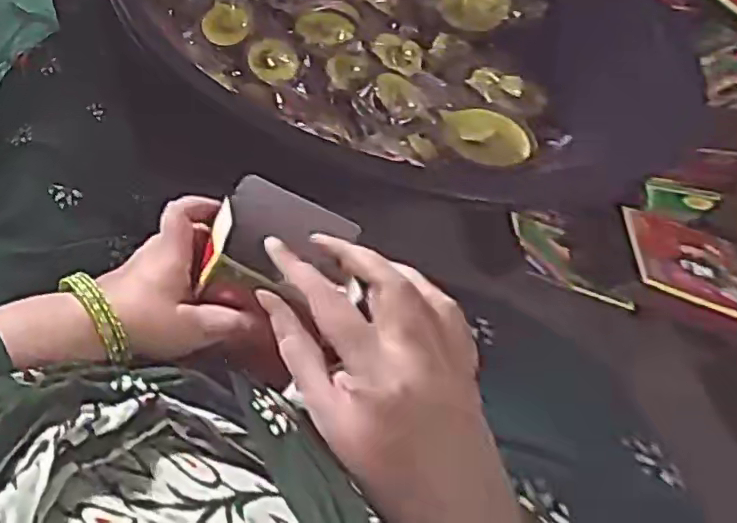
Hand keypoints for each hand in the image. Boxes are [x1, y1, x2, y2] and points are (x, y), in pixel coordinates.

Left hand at [98, 196, 277, 363]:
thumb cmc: (139, 319)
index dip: (204, 204)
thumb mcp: (193, 326)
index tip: (226, 213)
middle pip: (189, 233)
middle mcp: (157, 249)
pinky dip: (188, 280)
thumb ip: (228, 323)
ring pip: (180, 253)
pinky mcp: (140, 279)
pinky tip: (200, 305)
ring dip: (202, 266)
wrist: (94, 325)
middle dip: (215, 247)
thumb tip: (254, 322)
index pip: (182, 209)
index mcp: (170, 249)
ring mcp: (146, 263)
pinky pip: (170, 269)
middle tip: (238, 267)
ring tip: (225, 291)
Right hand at [259, 236, 521, 522]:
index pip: (329, 300)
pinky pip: (450, 313)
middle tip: (318, 241)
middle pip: (389, 282)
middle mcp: (419, 357)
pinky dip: (422, 288)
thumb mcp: (324, 414)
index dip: (297, 267)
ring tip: (355, 256)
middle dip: (350, 251)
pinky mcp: (467, 369)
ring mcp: (450, 360)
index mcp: (377, 371)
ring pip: (424, 290)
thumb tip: (269, 300)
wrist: (457, 517)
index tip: (275, 246)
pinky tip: (401, 286)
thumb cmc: (382, 469)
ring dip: (386, 263)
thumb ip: (296, 351)